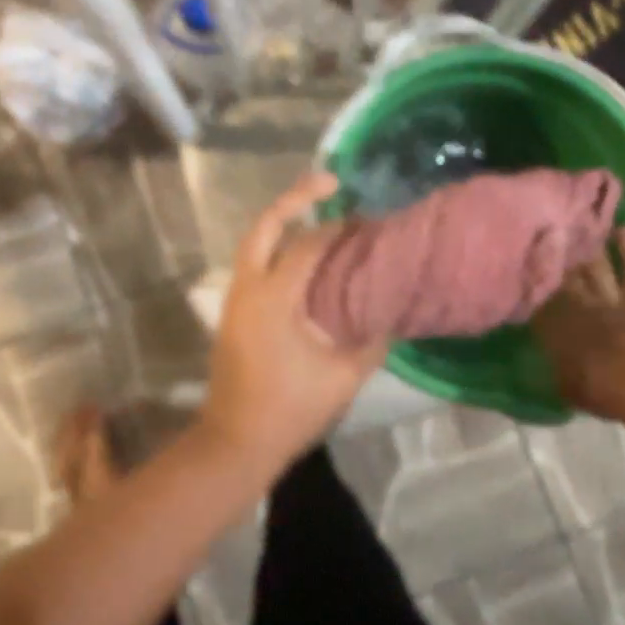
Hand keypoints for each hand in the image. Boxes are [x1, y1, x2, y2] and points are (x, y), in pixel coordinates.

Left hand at [200, 173, 386, 468]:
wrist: (235, 442)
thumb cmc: (290, 409)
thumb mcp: (343, 376)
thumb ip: (371, 339)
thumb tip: (391, 309)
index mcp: (273, 297)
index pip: (307, 245)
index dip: (338, 229)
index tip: (367, 221)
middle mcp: (248, 287)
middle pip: (265, 225)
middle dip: (295, 197)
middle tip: (329, 182)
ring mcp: (235, 298)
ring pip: (254, 241)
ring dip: (282, 220)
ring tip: (318, 210)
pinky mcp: (232, 311)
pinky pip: (253, 262)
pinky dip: (275, 246)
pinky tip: (303, 255)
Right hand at [529, 227, 624, 423]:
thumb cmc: (605, 392)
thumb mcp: (567, 388)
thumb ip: (553, 371)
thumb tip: (534, 370)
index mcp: (554, 327)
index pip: (535, 301)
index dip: (526, 285)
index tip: (514, 270)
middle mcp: (577, 305)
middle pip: (561, 277)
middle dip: (550, 257)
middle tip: (538, 234)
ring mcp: (609, 298)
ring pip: (592, 267)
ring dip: (584, 247)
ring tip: (572, 223)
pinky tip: (623, 230)